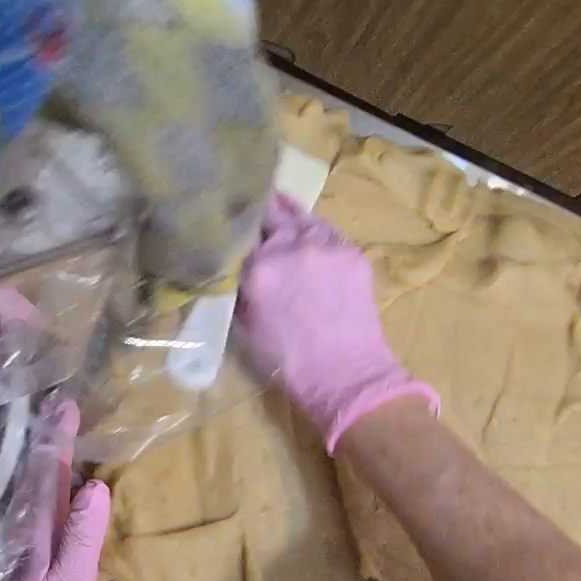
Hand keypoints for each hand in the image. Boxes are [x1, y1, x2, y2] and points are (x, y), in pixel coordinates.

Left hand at [0, 398, 110, 580]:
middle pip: (35, 474)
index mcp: (36, 530)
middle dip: (47, 437)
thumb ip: (81, 536)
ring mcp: (19, 545)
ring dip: (41, 457)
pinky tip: (46, 485)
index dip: (57, 438)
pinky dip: (39, 486)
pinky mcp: (21, 561)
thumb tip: (94, 486)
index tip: (65, 403)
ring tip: (52, 432)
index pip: (47, 473)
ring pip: (30, 490)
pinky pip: (32, 509)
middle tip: (58, 406)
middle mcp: (23, 529)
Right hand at [233, 194, 438, 450]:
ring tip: (278, 203)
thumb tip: (235, 272)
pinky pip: (328, 230)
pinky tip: (308, 228)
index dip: (234, 231)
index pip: (239, 235)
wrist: (345, 376)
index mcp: (258, 268)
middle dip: (260, 215)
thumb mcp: (246, 327)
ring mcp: (325, 246)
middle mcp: (290, 246)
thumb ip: (238, 291)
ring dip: (288, 214)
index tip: (229, 229)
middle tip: (251, 210)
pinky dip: (315, 228)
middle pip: (270, 216)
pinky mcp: (352, 253)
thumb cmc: (288, 362)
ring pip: (301, 217)